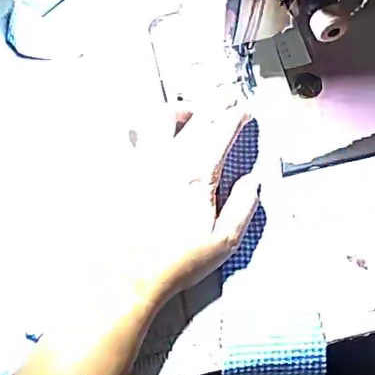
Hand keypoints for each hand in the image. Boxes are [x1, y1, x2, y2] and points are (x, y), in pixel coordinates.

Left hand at [109, 106, 265, 312]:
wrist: (126, 274)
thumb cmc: (171, 262)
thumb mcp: (223, 241)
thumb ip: (244, 206)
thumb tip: (254, 183)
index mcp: (196, 174)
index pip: (221, 130)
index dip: (236, 115)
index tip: (243, 111)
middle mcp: (167, 160)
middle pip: (195, 116)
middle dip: (214, 104)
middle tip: (224, 101)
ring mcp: (141, 162)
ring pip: (159, 117)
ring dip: (178, 109)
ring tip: (187, 113)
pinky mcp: (120, 171)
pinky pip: (128, 137)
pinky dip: (139, 128)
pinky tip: (142, 132)